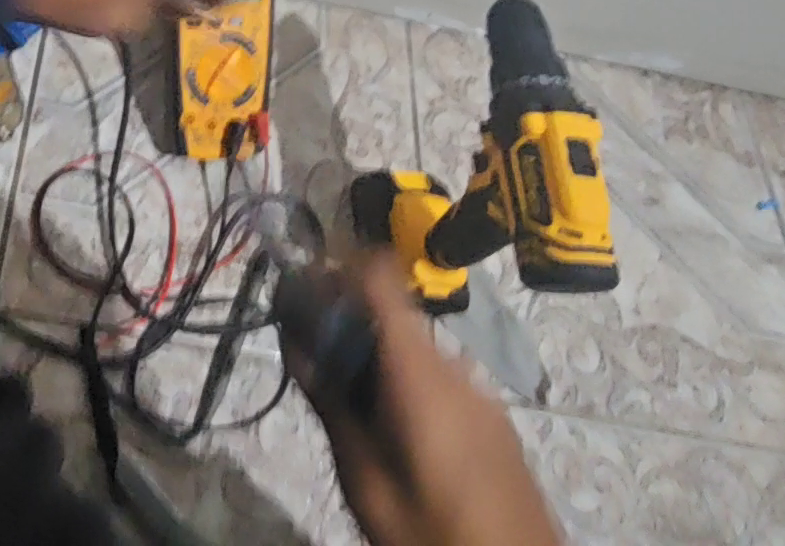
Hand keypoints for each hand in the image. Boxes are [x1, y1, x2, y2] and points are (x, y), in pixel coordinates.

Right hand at [285, 255, 560, 545]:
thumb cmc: (433, 532)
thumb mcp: (365, 479)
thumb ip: (331, 404)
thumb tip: (294, 344)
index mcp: (419, 371)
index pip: (381, 277)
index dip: (340, 266)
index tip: (304, 285)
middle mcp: (452, 366)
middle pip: (390, 313)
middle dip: (343, 320)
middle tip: (307, 351)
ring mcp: (478, 391)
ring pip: (410, 344)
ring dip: (371, 352)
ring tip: (341, 392)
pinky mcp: (490, 416)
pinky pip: (434, 373)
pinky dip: (401, 376)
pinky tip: (386, 422)